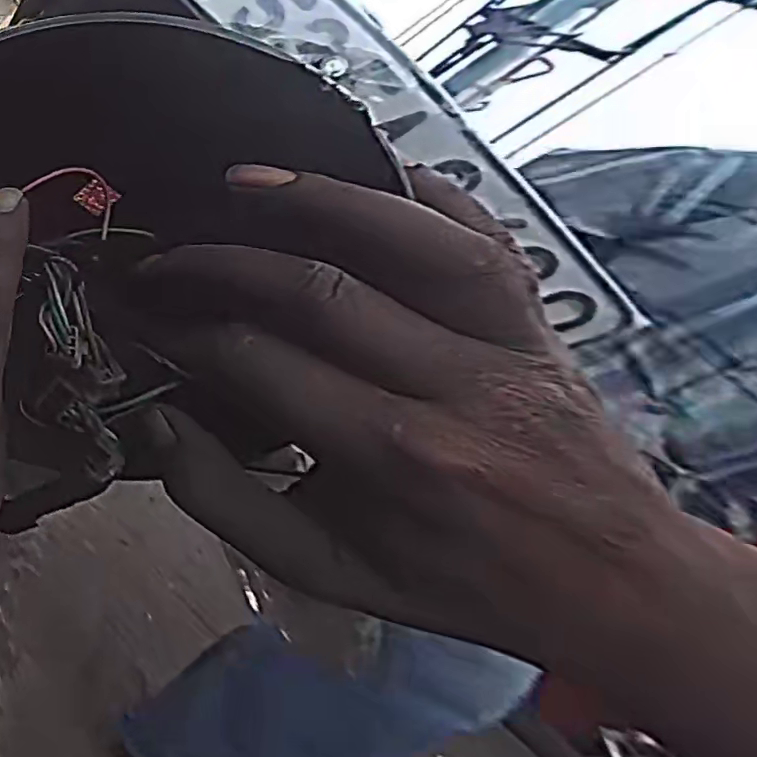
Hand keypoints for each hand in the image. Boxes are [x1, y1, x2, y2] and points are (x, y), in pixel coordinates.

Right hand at [133, 163, 678, 663]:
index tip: (140, 319)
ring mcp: (510, 342)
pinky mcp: (539, 319)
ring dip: (317, 200)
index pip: (256, 361)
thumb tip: (154, 418)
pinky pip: (481, 233)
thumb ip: (217, 498)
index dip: (181, 332)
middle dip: (217, 266)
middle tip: (160, 263)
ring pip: (414, 242)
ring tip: (240, 182)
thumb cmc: (446, 577)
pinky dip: (416, 189)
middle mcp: (457, 388)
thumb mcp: (314, 565)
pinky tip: (352, 171)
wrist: (616, 586)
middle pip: (316, 293)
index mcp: (393, 455)